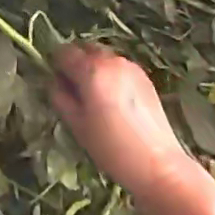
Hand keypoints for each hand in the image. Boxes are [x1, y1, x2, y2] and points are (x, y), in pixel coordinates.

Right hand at [49, 44, 204, 214]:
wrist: (159, 166)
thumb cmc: (111, 147)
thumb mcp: (76, 124)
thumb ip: (59, 96)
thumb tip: (54, 82)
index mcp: (90, 69)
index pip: (63, 51)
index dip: (57, 66)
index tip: (59, 84)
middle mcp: (110, 60)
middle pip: (84, 48)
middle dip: (75, 62)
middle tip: (75, 89)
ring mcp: (130, 67)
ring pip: (102, 56)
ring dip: (93, 67)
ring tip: (97, 96)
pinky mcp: (144, 77)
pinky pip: (118, 66)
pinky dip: (110, 74)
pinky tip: (115, 100)